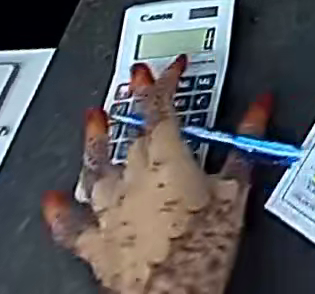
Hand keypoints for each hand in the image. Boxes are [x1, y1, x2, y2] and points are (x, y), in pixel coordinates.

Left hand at [42, 56, 271, 293]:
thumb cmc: (204, 245)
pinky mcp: (96, 246)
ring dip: (95, 142)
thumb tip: (261, 106)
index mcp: (166, 160)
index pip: (161, 109)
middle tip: (135, 80)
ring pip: (96, 169)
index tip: (172, 68)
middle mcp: (132, 180)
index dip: (165, 83)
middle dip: (135, 104)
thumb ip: (248, 140)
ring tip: (94, 118)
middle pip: (131, 134)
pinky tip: (54, 198)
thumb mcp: (237, 185)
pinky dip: (61, 211)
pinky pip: (71, 226)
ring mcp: (110, 213)